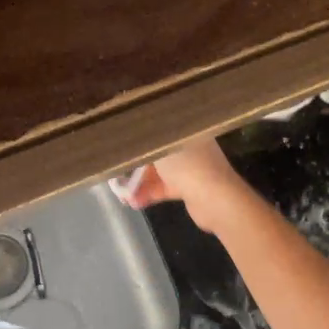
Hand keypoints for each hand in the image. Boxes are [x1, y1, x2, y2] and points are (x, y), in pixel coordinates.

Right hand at [117, 138, 252, 233]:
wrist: (215, 199)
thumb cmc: (187, 165)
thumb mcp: (158, 145)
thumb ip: (139, 139)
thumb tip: (123, 131)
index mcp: (186, 128)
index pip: (157, 126)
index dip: (136, 134)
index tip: (117, 141)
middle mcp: (188, 145)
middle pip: (154, 151)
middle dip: (133, 163)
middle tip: (114, 172)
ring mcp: (189, 168)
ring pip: (156, 172)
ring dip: (138, 182)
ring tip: (120, 194)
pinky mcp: (187, 188)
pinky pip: (161, 187)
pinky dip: (147, 193)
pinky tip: (132, 202)